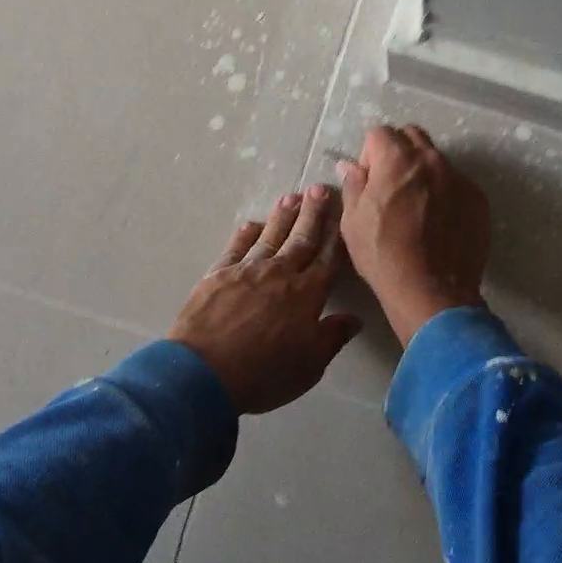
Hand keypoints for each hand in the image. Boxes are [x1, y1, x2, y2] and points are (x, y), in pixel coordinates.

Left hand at [169, 185, 362, 414]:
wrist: (206, 372)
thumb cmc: (265, 373)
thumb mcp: (310, 365)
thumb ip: (332, 337)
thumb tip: (355, 318)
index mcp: (308, 294)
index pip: (328, 258)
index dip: (336, 236)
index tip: (342, 213)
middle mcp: (281, 274)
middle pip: (301, 239)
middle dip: (313, 214)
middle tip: (319, 189)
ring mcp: (247, 271)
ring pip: (270, 237)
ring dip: (282, 217)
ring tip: (291, 197)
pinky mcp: (218, 275)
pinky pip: (236, 247)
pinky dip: (245, 234)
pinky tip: (251, 224)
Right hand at [336, 125, 490, 344]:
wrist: (432, 291)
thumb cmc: (383, 256)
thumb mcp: (353, 221)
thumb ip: (354, 185)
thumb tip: (349, 165)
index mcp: (398, 160)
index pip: (380, 133)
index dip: (369, 154)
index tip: (369, 181)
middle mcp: (433, 160)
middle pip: (412, 136)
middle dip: (398, 152)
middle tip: (390, 186)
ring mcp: (460, 179)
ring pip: (437, 160)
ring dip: (423, 173)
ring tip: (416, 208)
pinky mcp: (478, 200)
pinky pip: (457, 184)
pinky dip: (445, 193)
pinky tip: (437, 224)